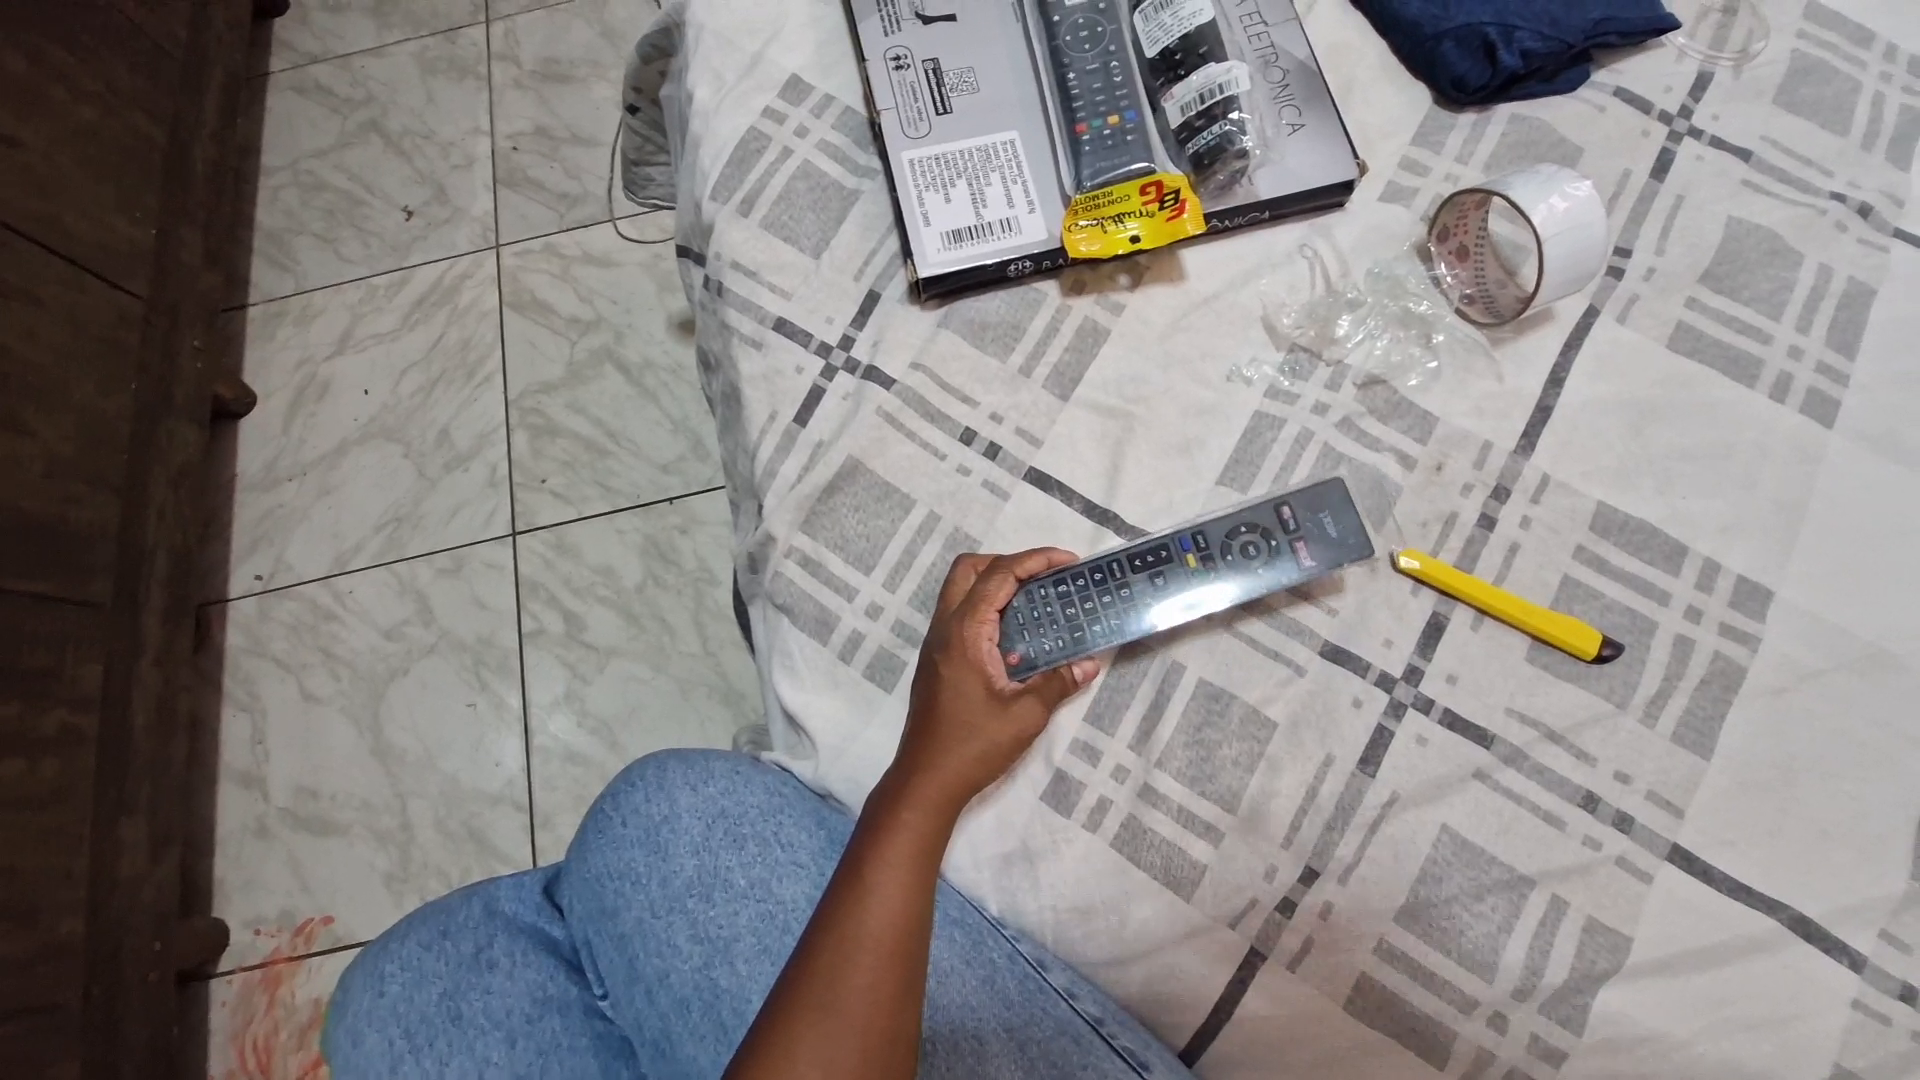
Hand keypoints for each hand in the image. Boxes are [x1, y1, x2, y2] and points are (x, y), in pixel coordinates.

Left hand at [883, 549, 1102, 816]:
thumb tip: (1089, 664)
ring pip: (960, 589)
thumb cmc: (974, 746)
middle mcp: (945, 628)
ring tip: (1035, 598)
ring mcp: (936, 643)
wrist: (926, 778)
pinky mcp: (938, 659)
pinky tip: (1015, 632)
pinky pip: (960, 613)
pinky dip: (987, 606)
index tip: (1068, 561)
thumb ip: (1058, 683)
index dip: (1035, 560)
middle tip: (1045, 576)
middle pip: (968, 569)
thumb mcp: (1025, 716)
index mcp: (964, 632)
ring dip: (995, 583)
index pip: (998, 576)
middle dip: (1008, 561)